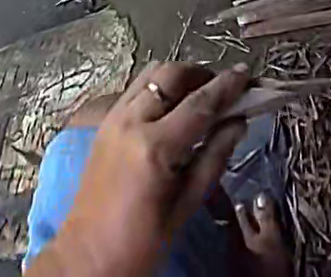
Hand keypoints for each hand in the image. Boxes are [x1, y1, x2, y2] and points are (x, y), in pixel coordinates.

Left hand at [33, 61, 252, 276]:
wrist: (85, 261)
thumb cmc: (140, 243)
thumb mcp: (186, 205)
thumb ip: (215, 157)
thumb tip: (239, 122)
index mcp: (154, 147)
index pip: (199, 103)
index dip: (226, 85)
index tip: (245, 73)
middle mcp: (132, 121)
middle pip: (172, 74)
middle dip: (201, 74)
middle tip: (223, 87)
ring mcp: (114, 118)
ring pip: (152, 73)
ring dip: (179, 75)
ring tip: (199, 92)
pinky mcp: (104, 122)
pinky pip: (136, 86)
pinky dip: (158, 84)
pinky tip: (171, 102)